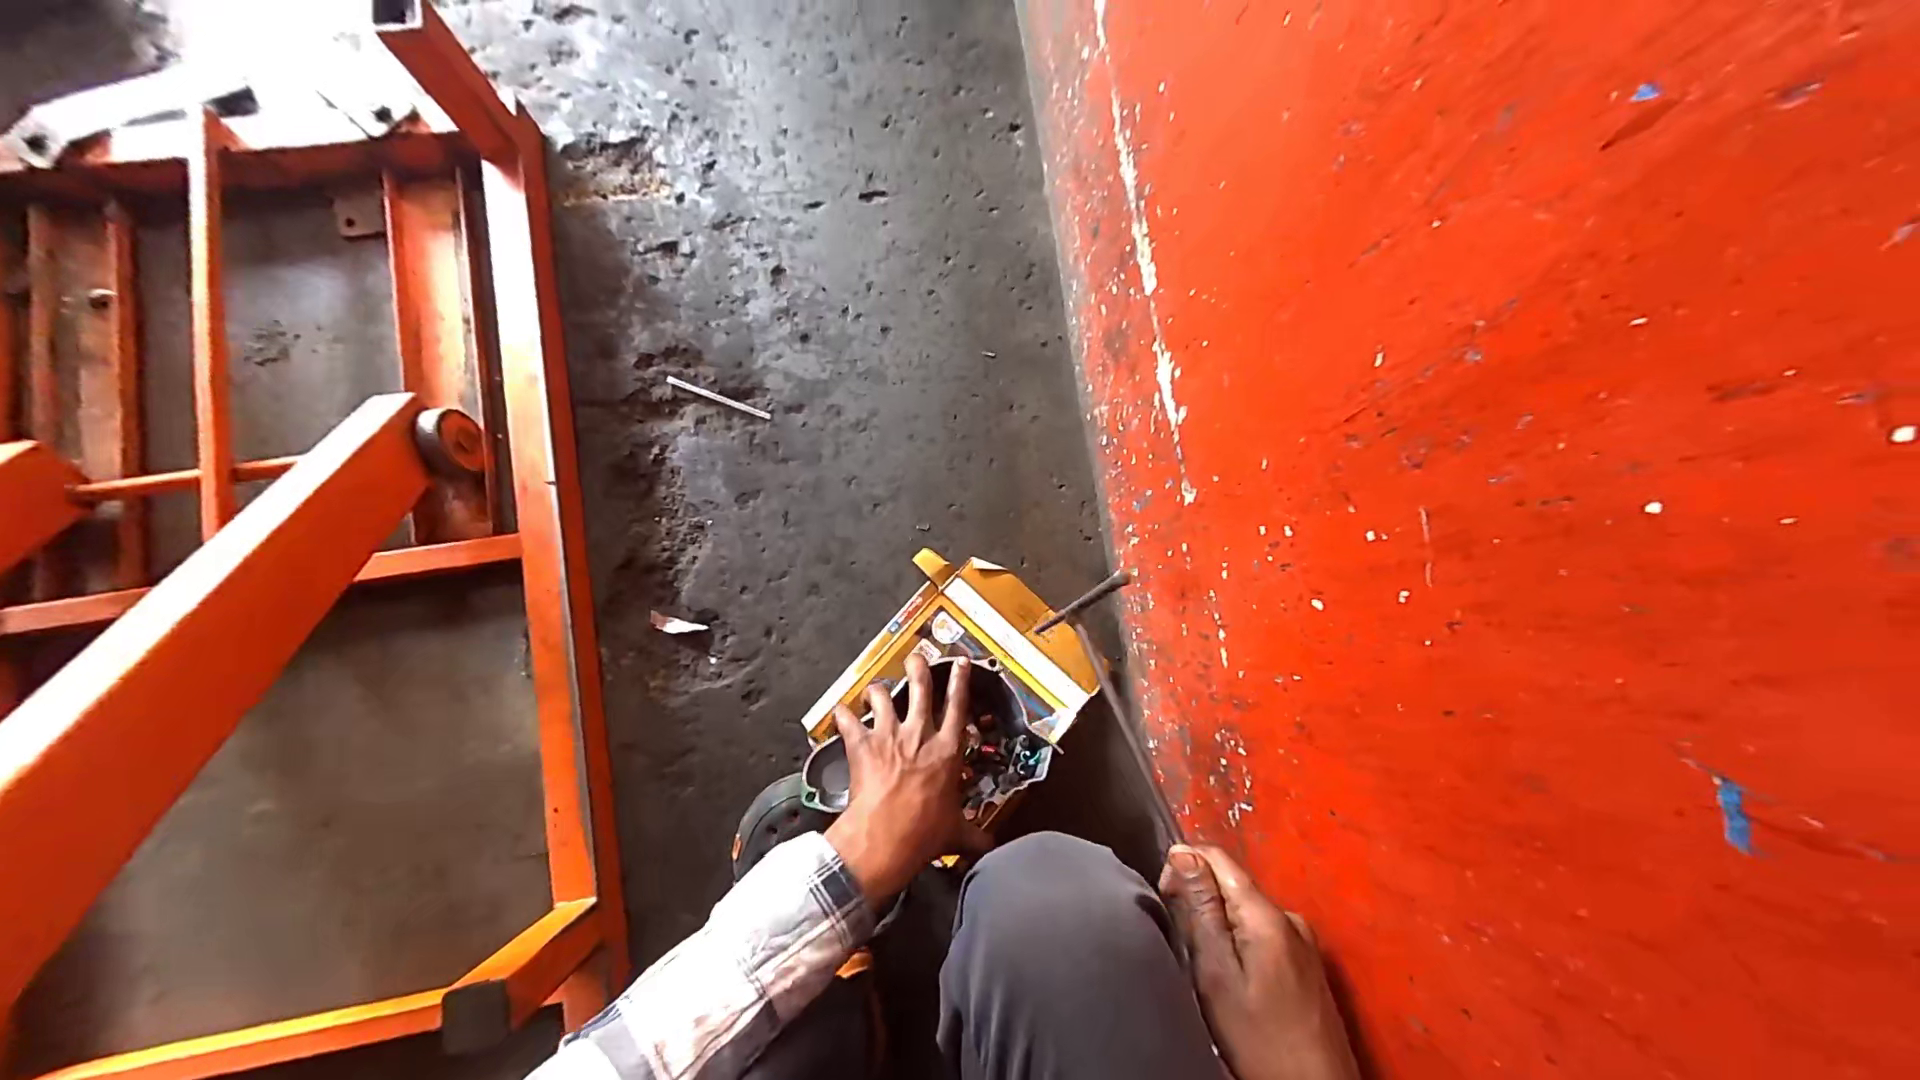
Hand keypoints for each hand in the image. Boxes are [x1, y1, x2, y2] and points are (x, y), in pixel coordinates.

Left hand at [824, 654, 991, 903]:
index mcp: (946, 751)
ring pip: (883, 697)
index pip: (957, 706)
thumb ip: (974, 835)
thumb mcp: (954, 833)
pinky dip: (841, 715)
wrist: (883, 838)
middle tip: (916, 658)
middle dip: (919, 668)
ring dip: (878, 690)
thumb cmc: (921, 834)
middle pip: (920, 688)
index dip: (960, 681)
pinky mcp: (862, 745)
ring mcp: (889, 736)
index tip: (961, 663)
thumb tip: (989, 846)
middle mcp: (919, 735)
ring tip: (876, 688)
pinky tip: (839, 711)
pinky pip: (847, 721)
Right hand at [1158, 844, 1359, 1079]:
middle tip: (1187, 944)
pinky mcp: (1308, 964)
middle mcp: (1290, 917)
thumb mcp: (1217, 972)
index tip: (1167, 899)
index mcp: (1267, 914)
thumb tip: (1182, 852)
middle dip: (1200, 900)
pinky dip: (1240, 942)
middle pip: (1230, 883)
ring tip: (1208, 966)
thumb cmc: (1258, 1039)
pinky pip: (1262, 932)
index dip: (1183, 866)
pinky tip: (1235, 978)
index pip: (1216, 857)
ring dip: (1219, 924)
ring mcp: (1304, 941)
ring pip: (1244, 909)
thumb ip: (1200, 907)